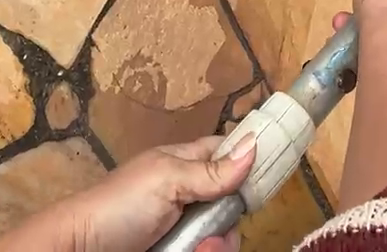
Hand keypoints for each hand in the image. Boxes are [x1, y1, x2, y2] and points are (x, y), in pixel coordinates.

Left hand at [0, 136, 254, 251]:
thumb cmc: (119, 205)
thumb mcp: (166, 179)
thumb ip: (211, 170)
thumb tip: (255, 144)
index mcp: (185, 165)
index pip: (227, 153)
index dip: (247, 161)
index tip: (267, 177)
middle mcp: (188, 197)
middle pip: (230, 207)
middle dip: (229, 223)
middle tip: (217, 234)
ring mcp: (181, 231)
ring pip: (218, 238)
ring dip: (216, 246)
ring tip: (202, 250)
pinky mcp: (177, 251)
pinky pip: (204, 251)